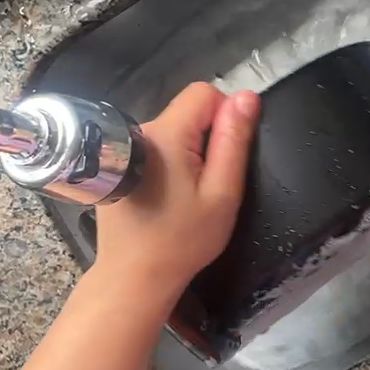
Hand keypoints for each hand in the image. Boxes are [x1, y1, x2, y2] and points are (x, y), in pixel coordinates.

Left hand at [91, 82, 259, 293]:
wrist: (134, 276)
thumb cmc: (183, 239)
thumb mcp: (222, 192)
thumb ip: (234, 141)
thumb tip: (247, 96)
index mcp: (166, 133)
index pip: (204, 93)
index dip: (227, 116)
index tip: (227, 156)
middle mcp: (141, 131)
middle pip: (189, 112)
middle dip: (209, 139)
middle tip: (212, 183)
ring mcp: (128, 147)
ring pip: (175, 130)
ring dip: (192, 153)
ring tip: (192, 194)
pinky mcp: (121, 164)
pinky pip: (159, 148)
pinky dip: (173, 164)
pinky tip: (172, 197)